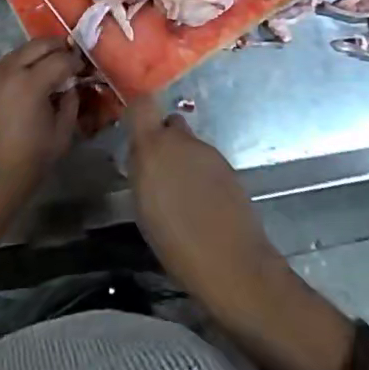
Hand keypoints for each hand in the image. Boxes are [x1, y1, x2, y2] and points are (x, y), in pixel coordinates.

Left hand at [0, 40, 80, 197]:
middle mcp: (10, 71)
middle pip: (39, 44)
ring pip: (21, 50)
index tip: (83, 68)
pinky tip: (26, 79)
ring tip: (47, 67)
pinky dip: (19, 64)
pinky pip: (5, 63)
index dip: (76, 61)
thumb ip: (71, 101)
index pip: (61, 58)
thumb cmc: (32, 158)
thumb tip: (71, 84)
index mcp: (32, 83)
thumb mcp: (63, 131)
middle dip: (58, 47)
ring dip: (38, 54)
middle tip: (69, 58)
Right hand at [126, 97, 368, 369]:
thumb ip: (141, 170)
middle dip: (162, 141)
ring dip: (182, 159)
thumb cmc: (176, 244)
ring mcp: (208, 152)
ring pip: (188, 144)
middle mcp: (182, 141)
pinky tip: (202, 202)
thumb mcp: (143, 208)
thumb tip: (141, 154)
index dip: (139, 114)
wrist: (232, 264)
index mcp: (154, 147)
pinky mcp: (228, 166)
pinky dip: (200, 173)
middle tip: (158, 172)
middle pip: (169, 124)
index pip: (143, 105)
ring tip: (181, 194)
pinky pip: (205, 160)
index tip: (135, 133)